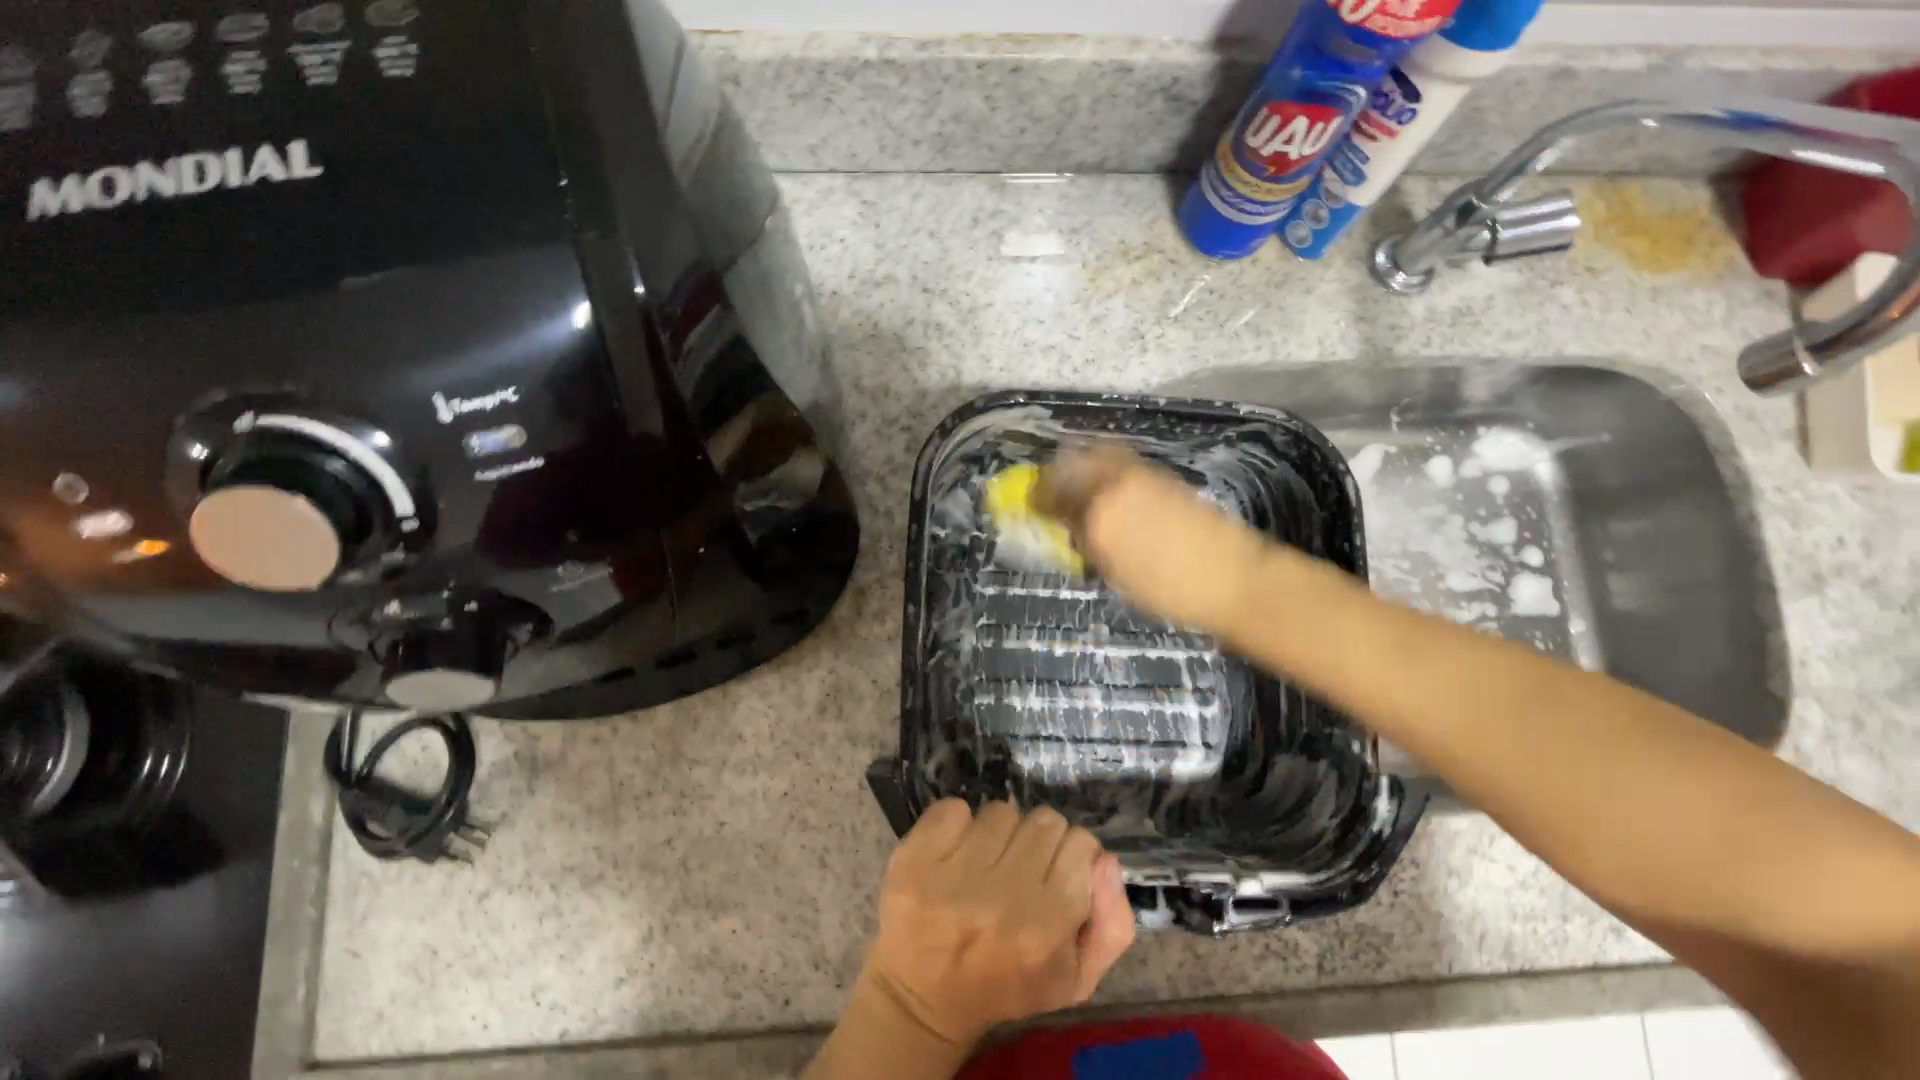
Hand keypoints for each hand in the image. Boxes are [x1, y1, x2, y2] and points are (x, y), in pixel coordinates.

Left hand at [862, 800, 1135, 1047]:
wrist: (923, 998)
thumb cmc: (1008, 985)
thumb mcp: (1076, 978)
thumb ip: (1112, 925)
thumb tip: (1106, 861)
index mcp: (1044, 927)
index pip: (1080, 844)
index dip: (1073, 857)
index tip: (1057, 875)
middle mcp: (1000, 897)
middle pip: (1044, 821)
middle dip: (1038, 842)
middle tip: (1021, 871)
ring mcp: (951, 876)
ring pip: (1001, 812)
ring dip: (999, 833)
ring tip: (987, 865)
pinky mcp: (914, 859)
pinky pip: (952, 808)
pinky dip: (958, 824)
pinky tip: (956, 854)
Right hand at [1033, 444, 1274, 633]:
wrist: (1234, 579)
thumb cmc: (1171, 590)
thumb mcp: (1117, 574)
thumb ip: (1089, 544)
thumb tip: (1073, 528)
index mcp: (1100, 513)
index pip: (1054, 494)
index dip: (1037, 497)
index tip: (1029, 504)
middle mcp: (1118, 483)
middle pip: (1075, 461)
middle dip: (1057, 472)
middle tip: (1050, 489)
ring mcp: (1145, 475)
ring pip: (1100, 455)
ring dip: (1082, 464)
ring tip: (1077, 485)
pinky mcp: (1166, 477)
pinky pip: (1123, 462)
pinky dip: (1107, 467)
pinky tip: (1109, 489)